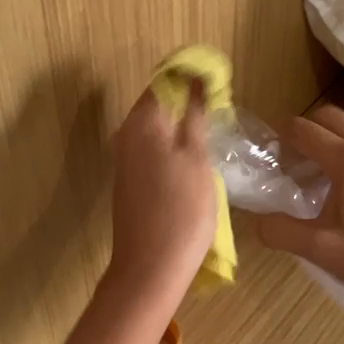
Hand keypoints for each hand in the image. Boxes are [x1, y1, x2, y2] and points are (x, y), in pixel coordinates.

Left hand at [107, 81, 218, 304]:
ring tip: (213, 129)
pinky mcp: (129, 181)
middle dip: (186, 99)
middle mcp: (125, 136)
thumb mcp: (197, 158)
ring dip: (181, 124)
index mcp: (139, 123)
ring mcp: (124, 160)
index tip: (215, 79)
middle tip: (219, 104)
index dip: (188, 76)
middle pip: (157, 104)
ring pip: (155, 129)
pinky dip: (172, 145)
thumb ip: (195, 115)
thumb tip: (196, 80)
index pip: (163, 82)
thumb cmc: (181, 210)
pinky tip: (194, 158)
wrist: (151, 267)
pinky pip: (152, 149)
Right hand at [254, 105, 343, 315]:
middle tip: (296, 157)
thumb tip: (259, 221)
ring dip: (337, 137)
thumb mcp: (322, 251)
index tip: (270, 146)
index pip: (304, 130)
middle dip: (308, 129)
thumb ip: (281, 231)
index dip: (282, 134)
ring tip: (329, 168)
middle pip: (331, 117)